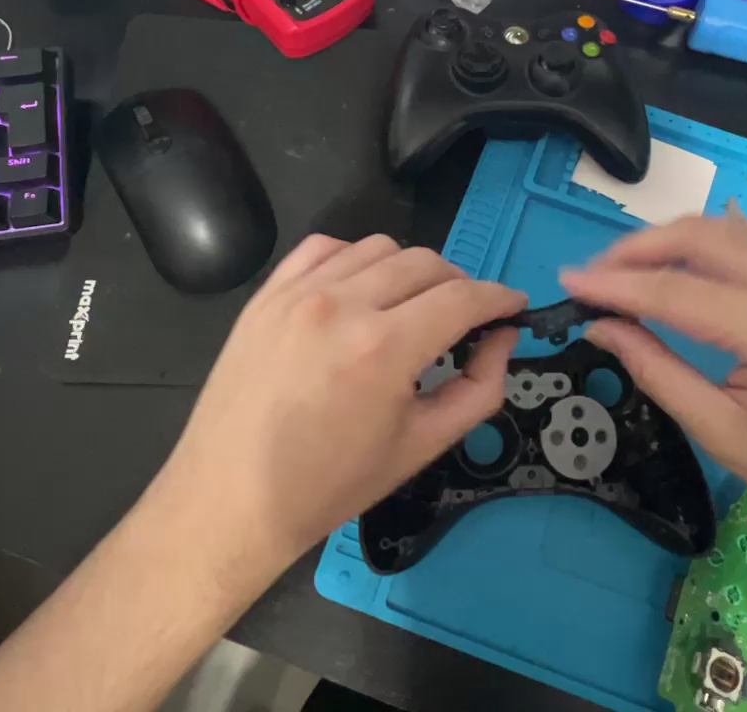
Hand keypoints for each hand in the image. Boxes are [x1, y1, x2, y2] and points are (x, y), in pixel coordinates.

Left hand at [152, 234, 525, 572]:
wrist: (232, 499)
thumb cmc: (331, 484)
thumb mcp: (422, 445)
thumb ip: (479, 387)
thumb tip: (503, 338)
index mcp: (384, 348)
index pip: (463, 297)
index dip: (499, 297)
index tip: (514, 305)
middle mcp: (343, 304)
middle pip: (427, 263)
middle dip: (459, 285)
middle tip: (462, 320)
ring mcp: (299, 292)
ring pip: (379, 247)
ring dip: (409, 271)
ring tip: (408, 308)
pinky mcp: (268, 293)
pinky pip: (326, 247)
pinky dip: (355, 260)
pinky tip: (358, 292)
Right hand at [559, 217, 746, 574]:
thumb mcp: (727, 434)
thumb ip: (658, 371)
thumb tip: (603, 329)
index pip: (673, 290)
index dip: (613, 284)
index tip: (566, 281)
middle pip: (701, 237)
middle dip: (639, 247)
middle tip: (596, 274)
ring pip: (730, 233)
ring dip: (673, 243)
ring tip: (629, 271)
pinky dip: (710, 251)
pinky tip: (685, 272)